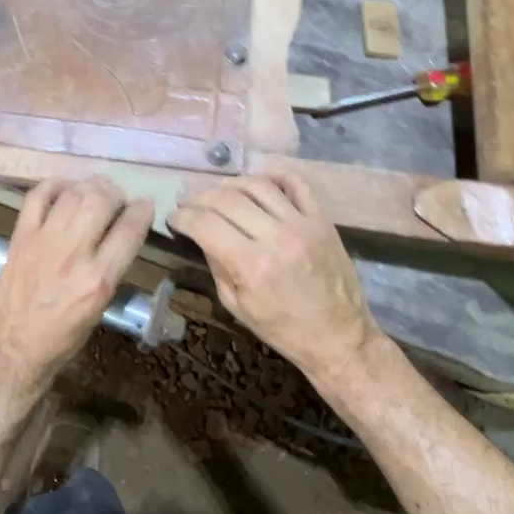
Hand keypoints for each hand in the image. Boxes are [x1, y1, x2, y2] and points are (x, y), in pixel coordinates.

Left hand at [0, 178, 153, 394]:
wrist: (15, 347)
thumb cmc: (63, 336)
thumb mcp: (101, 307)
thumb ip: (111, 267)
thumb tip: (120, 234)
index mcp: (98, 280)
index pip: (129, 231)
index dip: (143, 211)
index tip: (145, 205)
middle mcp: (73, 255)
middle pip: (100, 202)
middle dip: (115, 192)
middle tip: (117, 196)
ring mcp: (44, 242)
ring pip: (72, 195)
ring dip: (89, 184)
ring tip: (96, 187)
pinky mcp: (20, 237)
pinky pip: (37, 197)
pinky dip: (53, 185)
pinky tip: (65, 186)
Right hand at [168, 173, 377, 372]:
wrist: (339, 338)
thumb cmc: (283, 329)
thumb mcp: (237, 305)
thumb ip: (216, 264)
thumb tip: (200, 233)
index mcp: (251, 265)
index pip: (204, 223)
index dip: (182, 216)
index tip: (174, 216)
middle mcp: (275, 237)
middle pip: (226, 198)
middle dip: (199, 197)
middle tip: (189, 202)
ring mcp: (302, 224)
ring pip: (257, 184)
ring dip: (229, 184)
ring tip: (218, 193)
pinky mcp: (322, 220)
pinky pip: (295, 183)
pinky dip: (272, 176)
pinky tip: (256, 184)